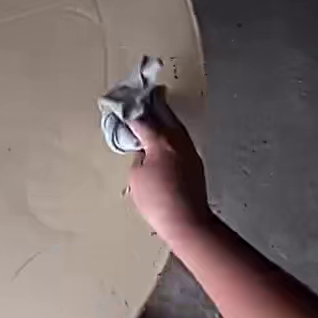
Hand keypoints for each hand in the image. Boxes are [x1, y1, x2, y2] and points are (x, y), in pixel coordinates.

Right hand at [127, 108, 212, 242]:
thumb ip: (138, 157)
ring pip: (175, 125)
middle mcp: (177, 140)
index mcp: (160, 140)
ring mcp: (189, 150)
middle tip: (144, 94)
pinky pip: (180, 139)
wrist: (188, 222)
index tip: (121, 106)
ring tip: (155, 112)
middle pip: (164, 114)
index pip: (141, 119)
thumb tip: (144, 150)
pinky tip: (165, 137)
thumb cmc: (158, 201)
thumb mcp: (136, 177)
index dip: (129, 112)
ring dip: (164, 117)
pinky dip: (171, 132)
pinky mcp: (195, 162)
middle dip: (153, 104)